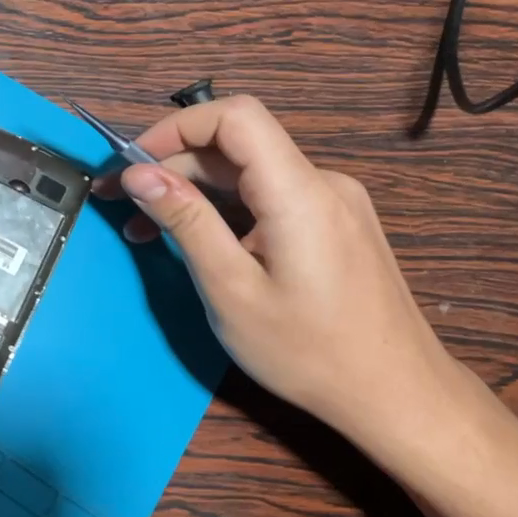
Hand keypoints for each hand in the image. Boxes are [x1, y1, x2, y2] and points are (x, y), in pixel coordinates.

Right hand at [99, 96, 453, 440]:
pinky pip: (264, 196)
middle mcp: (322, 184)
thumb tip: (138, 173)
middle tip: (117, 201)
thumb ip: (185, 221)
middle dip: (168, 165)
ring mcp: (332, 203)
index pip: (235, 117)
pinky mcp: (332, 224)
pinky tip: (191, 240)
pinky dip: (219, 209)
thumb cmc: (308, 351)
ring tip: (143, 230)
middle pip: (234, 146)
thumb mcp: (230, 289)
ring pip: (245, 173)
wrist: (400, 399)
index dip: (175, 127)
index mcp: (300, 193)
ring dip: (189, 191)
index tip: (131, 163)